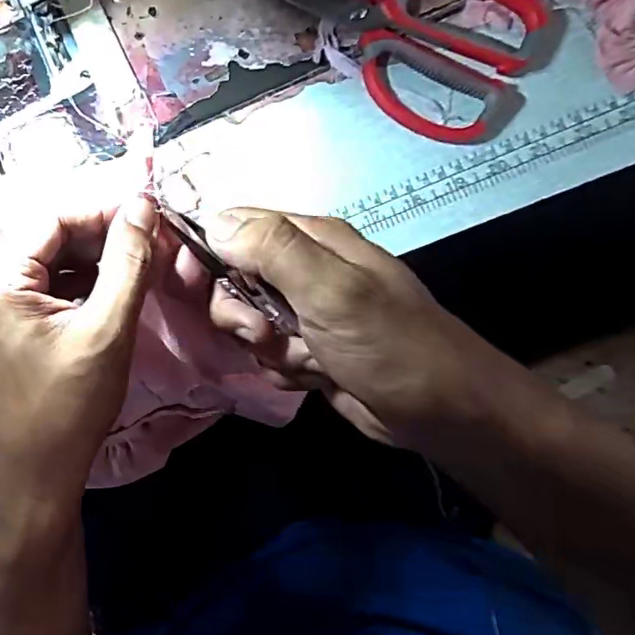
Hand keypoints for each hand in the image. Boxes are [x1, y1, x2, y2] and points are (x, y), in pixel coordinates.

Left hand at [0, 197, 161, 504]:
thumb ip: (127, 262)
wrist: (42, 474)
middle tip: (154, 243)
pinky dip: (88, 286)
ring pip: (57, 265)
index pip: (54, 221)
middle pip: (54, 241)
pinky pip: (53, 290)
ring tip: (145, 265)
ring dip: (100, 262)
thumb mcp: (107, 329)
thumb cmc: (70, 404)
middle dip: (106, 239)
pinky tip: (121, 291)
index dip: (105, 213)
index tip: (151, 215)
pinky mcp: (12, 327)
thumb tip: (143, 203)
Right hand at [204, 207, 521, 446]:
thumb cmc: (390, 344)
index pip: (235, 226)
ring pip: (247, 324)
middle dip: (240, 313)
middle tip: (264, 332)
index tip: (193, 281)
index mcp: (310, 239)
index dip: (208, 251)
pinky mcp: (310, 352)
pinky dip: (284, 370)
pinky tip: (314, 377)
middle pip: (234, 280)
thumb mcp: (333, 289)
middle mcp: (304, 270)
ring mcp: (306, 314)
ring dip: (267, 348)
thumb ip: (274, 250)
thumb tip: (215, 221)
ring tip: (307, 359)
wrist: (442, 412)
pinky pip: (268, 356)